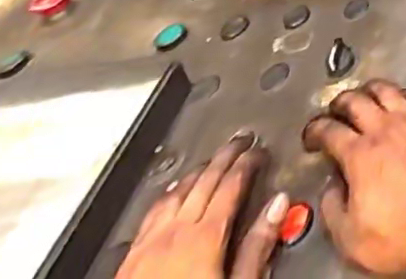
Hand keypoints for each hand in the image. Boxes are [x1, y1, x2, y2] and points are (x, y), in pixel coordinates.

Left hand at [117, 131, 286, 278]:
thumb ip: (258, 245)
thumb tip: (278, 205)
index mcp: (204, 238)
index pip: (232, 184)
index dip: (248, 163)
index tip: (260, 151)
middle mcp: (173, 234)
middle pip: (203, 181)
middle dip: (225, 156)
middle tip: (241, 141)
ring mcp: (146, 248)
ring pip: (174, 193)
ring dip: (196, 172)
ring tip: (210, 162)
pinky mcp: (127, 264)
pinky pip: (150, 214)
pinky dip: (167, 195)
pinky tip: (171, 196)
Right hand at [301, 80, 405, 274]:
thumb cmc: (399, 232)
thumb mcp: (351, 237)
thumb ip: (333, 208)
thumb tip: (332, 186)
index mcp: (359, 153)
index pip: (329, 131)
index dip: (315, 130)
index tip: (311, 136)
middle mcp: (383, 127)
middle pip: (356, 100)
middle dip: (339, 102)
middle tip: (334, 110)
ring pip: (386, 89)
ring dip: (370, 89)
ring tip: (364, 95)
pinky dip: (401, 93)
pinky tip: (399, 99)